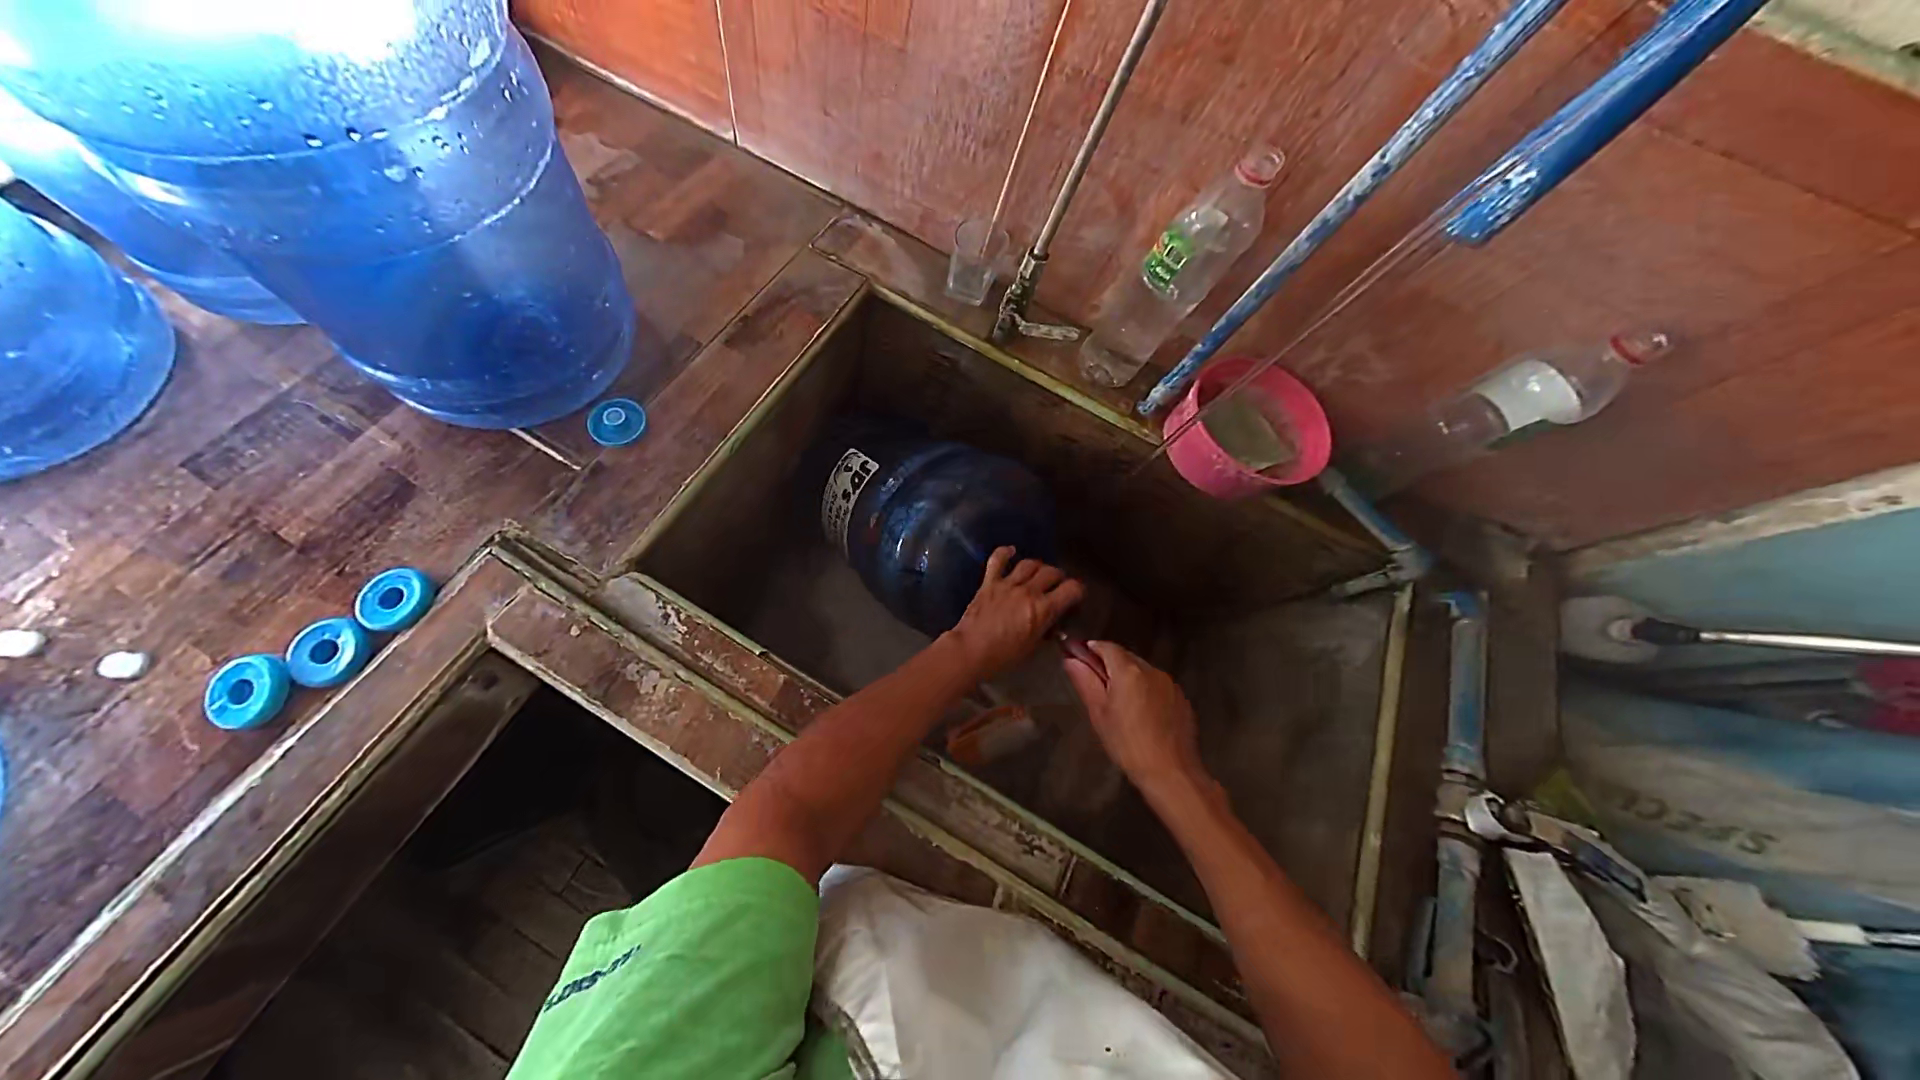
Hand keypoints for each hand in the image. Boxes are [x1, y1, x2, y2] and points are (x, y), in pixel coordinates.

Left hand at [946, 547, 1084, 679]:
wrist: (970, 651)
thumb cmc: (1003, 656)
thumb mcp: (1033, 646)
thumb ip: (1045, 629)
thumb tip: (1051, 622)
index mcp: (1043, 609)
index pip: (1072, 589)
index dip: (1078, 591)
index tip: (1075, 596)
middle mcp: (1029, 591)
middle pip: (1052, 572)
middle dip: (1059, 578)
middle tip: (1056, 587)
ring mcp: (1008, 584)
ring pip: (1030, 563)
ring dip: (1038, 567)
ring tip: (1038, 574)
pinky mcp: (989, 582)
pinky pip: (997, 559)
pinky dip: (1005, 552)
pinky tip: (1011, 551)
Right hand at [1062, 641, 1207, 797]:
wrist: (1171, 772)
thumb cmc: (1127, 744)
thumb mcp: (1099, 713)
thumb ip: (1085, 681)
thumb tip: (1071, 660)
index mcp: (1128, 671)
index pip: (1107, 647)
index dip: (1092, 649)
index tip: (1080, 657)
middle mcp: (1152, 671)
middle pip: (1126, 658)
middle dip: (1110, 665)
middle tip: (1098, 686)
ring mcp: (1170, 684)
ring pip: (1143, 672)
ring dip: (1130, 679)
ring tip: (1121, 705)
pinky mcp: (1182, 699)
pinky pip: (1158, 686)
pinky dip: (1147, 692)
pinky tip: (1143, 716)